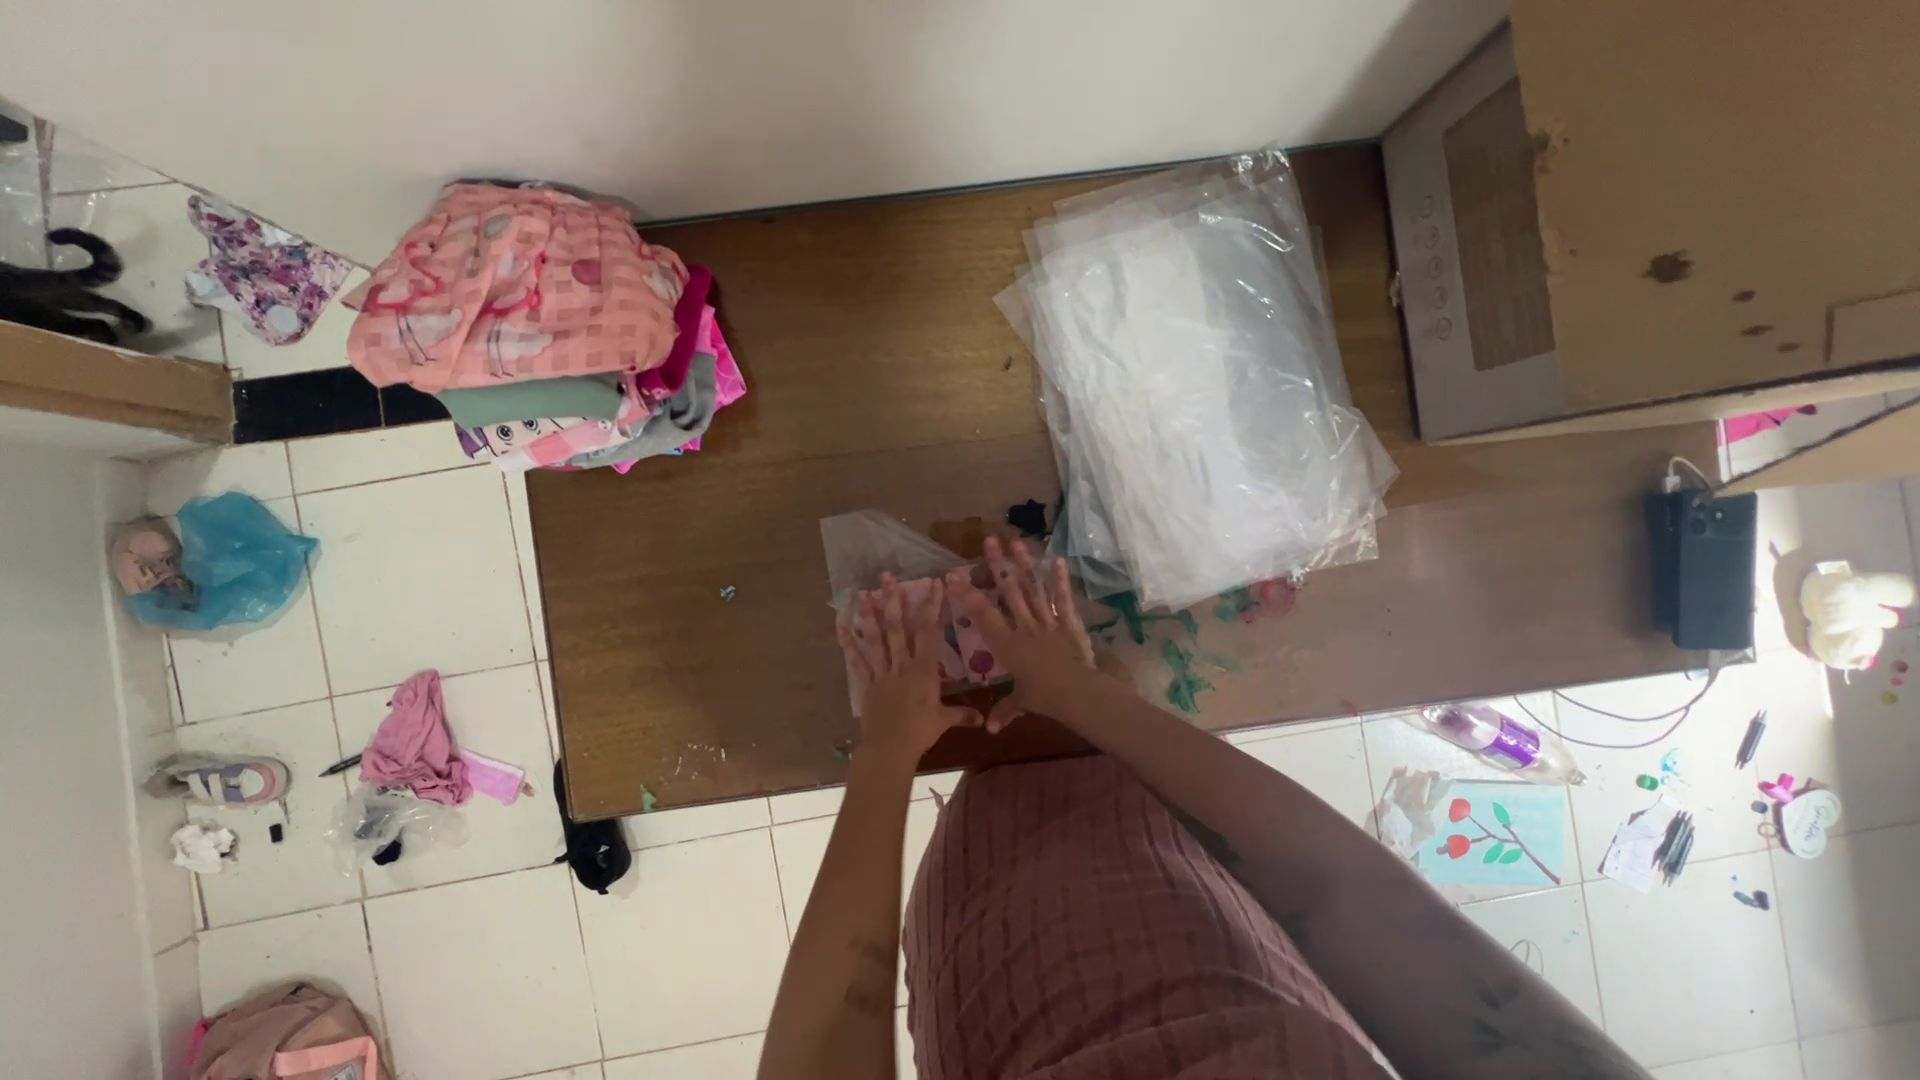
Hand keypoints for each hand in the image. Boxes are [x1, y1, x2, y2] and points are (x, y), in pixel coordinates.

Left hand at [838, 574, 982, 767]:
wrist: (890, 747)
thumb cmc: (920, 732)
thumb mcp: (943, 721)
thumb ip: (961, 714)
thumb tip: (982, 720)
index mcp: (924, 670)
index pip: (929, 632)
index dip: (932, 607)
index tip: (934, 584)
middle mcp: (902, 664)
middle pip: (898, 628)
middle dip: (894, 600)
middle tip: (888, 577)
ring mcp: (882, 672)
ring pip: (876, 639)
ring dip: (870, 615)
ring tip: (863, 593)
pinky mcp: (868, 684)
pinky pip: (858, 662)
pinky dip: (849, 645)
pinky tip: (841, 628)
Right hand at [946, 536, 1096, 732]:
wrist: (1076, 692)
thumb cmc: (1043, 697)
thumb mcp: (1021, 702)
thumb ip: (1005, 711)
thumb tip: (989, 730)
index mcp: (1006, 644)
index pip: (982, 615)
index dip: (967, 594)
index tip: (953, 575)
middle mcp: (1023, 626)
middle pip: (1008, 591)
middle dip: (997, 565)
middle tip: (988, 541)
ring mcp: (1047, 622)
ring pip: (1032, 589)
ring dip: (1024, 565)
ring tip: (1016, 542)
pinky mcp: (1068, 623)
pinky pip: (1062, 599)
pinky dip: (1060, 580)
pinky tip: (1057, 561)